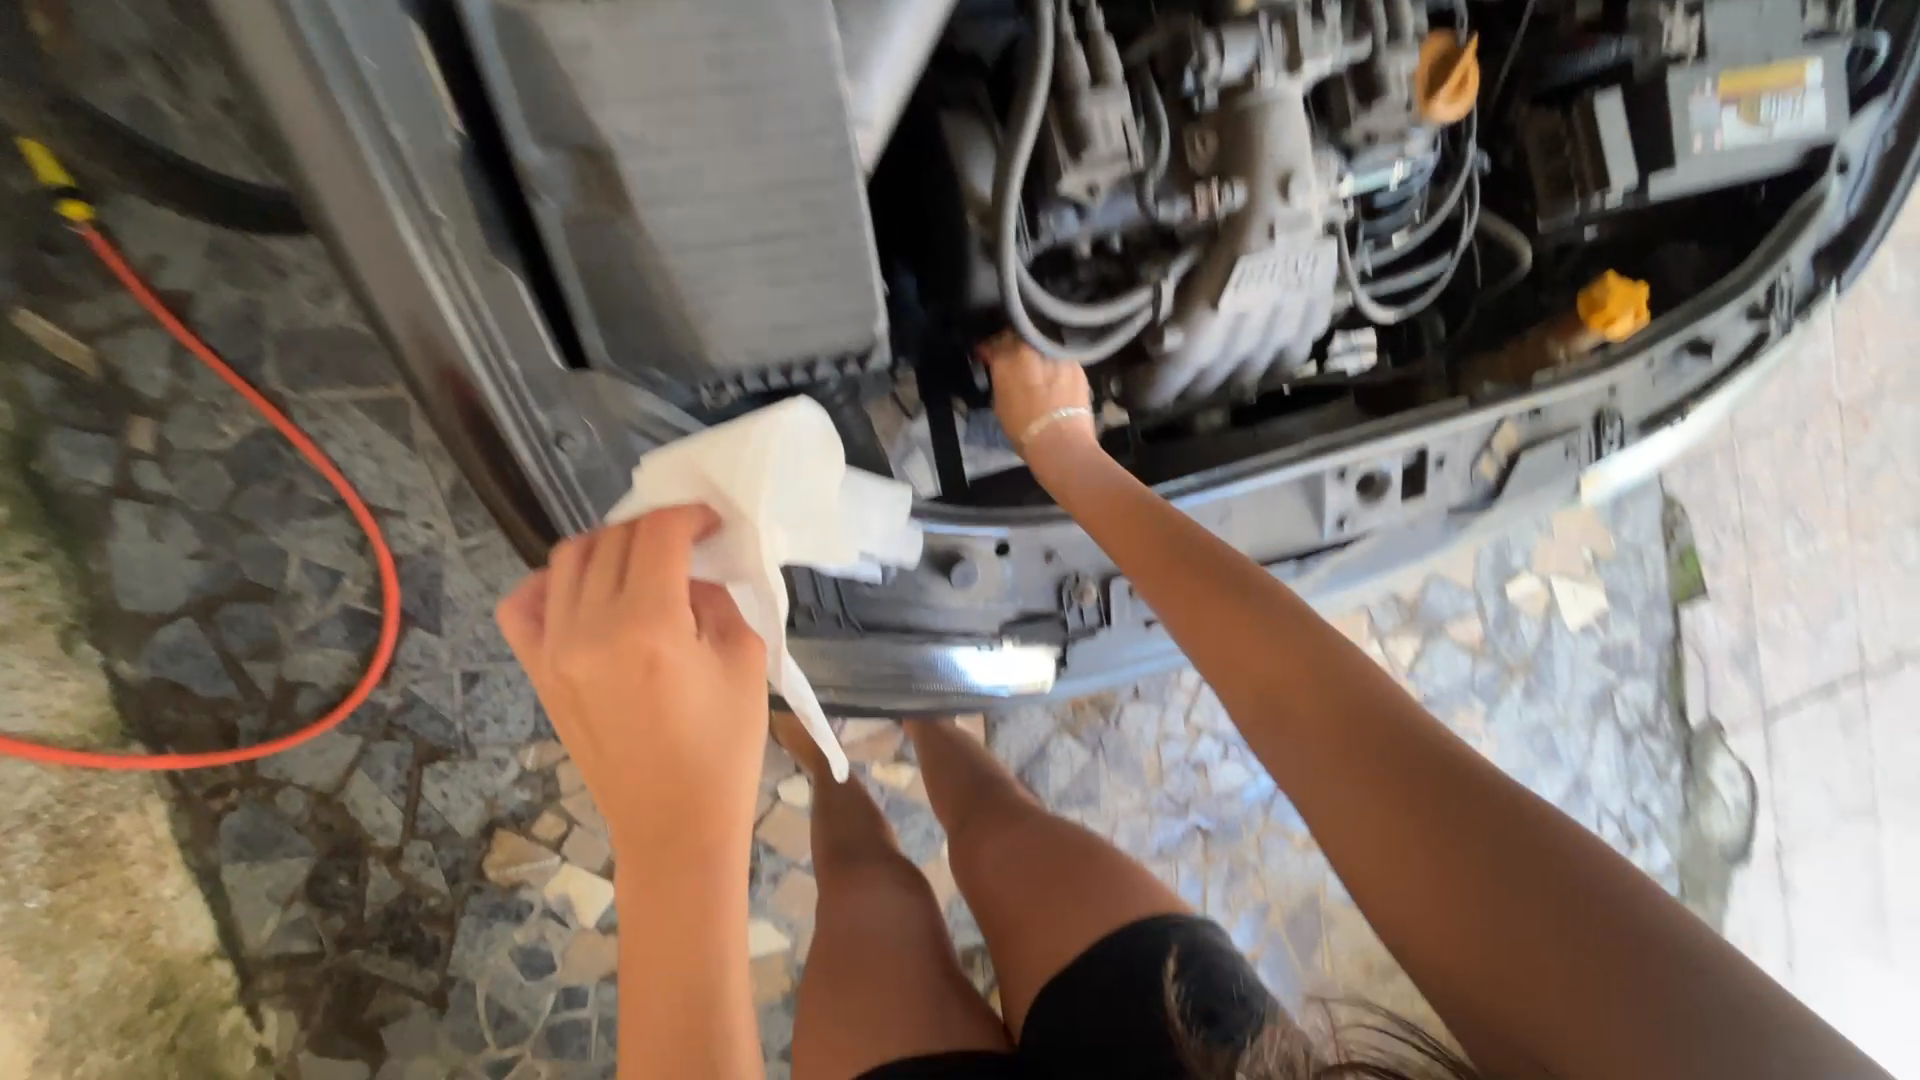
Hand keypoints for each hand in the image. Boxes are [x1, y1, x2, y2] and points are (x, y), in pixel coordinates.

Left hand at [496, 505, 768, 866]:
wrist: (675, 822)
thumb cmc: (724, 747)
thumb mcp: (744, 661)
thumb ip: (717, 602)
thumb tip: (690, 578)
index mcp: (649, 625)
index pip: (659, 535)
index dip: (688, 515)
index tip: (711, 521)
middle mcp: (590, 628)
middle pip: (614, 540)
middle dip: (655, 528)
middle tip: (687, 541)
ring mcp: (554, 651)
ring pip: (568, 560)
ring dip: (609, 546)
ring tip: (641, 561)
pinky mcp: (539, 674)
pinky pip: (522, 606)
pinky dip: (549, 584)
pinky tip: (583, 592)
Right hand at [981, 330, 1098, 465]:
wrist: (1061, 441)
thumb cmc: (1023, 429)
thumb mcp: (1000, 403)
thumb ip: (1001, 379)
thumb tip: (1002, 372)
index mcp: (1007, 357)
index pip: (993, 343)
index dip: (989, 349)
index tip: (987, 355)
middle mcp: (1031, 347)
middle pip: (1018, 336)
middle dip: (1012, 345)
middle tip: (1011, 358)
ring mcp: (1056, 353)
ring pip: (1042, 342)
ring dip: (1035, 351)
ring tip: (1034, 365)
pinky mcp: (1076, 363)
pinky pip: (1060, 355)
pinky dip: (1054, 361)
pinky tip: (1053, 373)